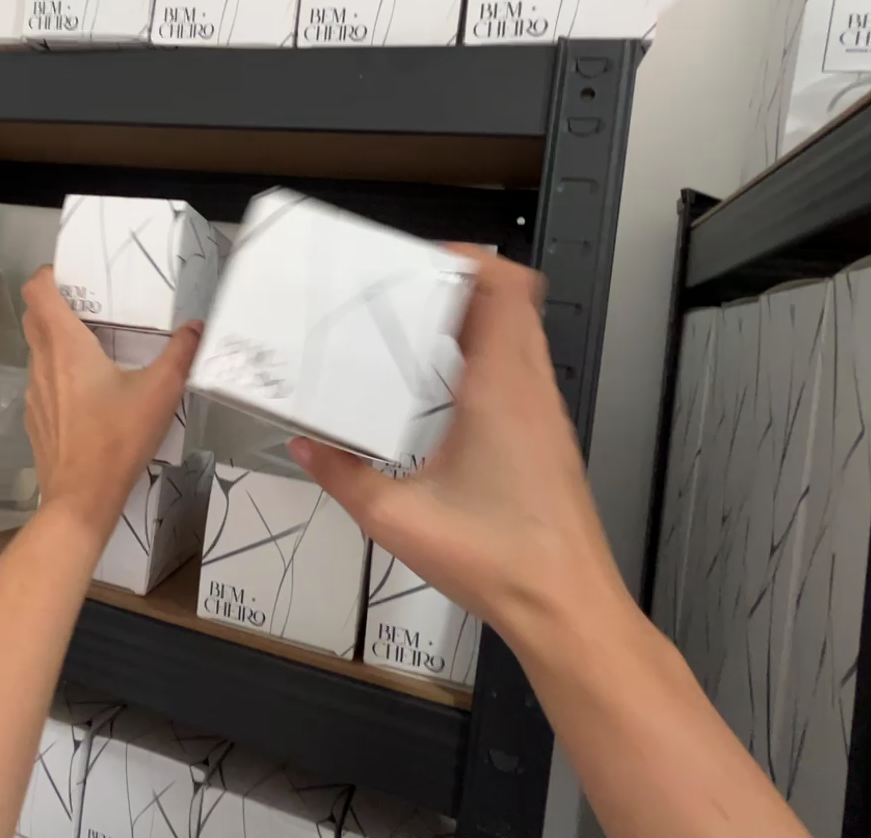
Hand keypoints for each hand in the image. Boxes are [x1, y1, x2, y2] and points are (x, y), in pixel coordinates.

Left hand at [20, 267, 202, 544]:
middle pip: (34, 316)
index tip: (74, 275)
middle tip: (92, 308)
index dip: (50, 274)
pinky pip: (43, 381)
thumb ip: (181, 353)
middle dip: (56, 303)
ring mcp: (33, 391)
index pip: (37, 290)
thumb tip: (197, 327)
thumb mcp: (160, 392)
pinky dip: (59, 374)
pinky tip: (88, 395)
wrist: (81, 499)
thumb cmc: (117, 439)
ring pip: (38, 350)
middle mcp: (42, 362)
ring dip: (58, 340)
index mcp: (65, 345)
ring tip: (96, 349)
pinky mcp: (35, 417)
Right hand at [287, 248, 626, 640]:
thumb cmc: (495, 561)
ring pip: (522, 330)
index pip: (504, 291)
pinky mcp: (547, 434)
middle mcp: (531, 391)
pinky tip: (444, 382)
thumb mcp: (396, 519)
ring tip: (416, 324)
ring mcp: (546, 412)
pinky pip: (523, 363)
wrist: (567, 611)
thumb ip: (340, 476)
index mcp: (500, 392)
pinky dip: (488, 347)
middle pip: (514, 299)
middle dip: (460, 280)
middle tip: (404, 288)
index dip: (468, 260)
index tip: (419, 260)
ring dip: (476, 313)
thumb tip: (303, 447)